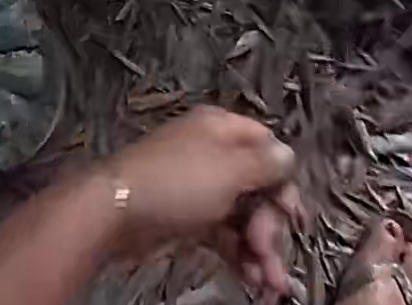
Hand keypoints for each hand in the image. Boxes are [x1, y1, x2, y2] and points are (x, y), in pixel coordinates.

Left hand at [103, 107, 305, 299]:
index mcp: (221, 128)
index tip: (294, 215)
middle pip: (258, 185)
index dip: (283, 178)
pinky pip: (225, 233)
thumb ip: (264, 164)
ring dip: (260, 248)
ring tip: (269, 283)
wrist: (117, 210)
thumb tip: (288, 154)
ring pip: (243, 214)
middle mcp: (214, 152)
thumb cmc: (177, 181)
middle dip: (271, 222)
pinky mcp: (190, 216)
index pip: (266, 145)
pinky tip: (252, 280)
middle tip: (269, 250)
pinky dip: (239, 254)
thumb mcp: (228, 169)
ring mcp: (201, 185)